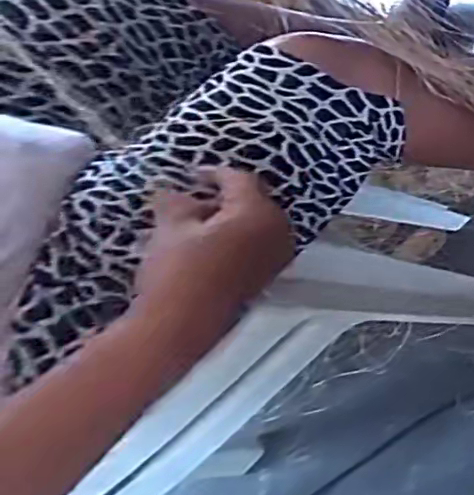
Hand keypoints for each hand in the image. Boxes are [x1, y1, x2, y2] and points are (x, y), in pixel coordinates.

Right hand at [132, 168, 294, 340]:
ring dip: (231, 218)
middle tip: (191, 200)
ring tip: (195, 223)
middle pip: (254, 200)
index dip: (216, 174)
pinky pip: (258, 240)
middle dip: (224, 198)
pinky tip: (211, 244)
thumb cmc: (178, 271)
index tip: (194, 173)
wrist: (184, 321)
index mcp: (260, 211)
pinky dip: (238, 235)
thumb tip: (171, 189)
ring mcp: (281, 247)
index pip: (242, 181)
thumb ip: (175, 205)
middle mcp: (281, 225)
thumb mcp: (171, 232)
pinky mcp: (273, 266)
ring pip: (258, 221)